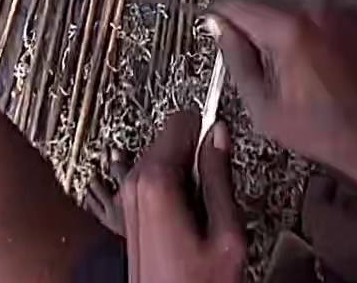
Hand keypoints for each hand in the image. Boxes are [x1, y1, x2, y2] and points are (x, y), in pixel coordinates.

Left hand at [121, 110, 245, 282]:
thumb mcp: (226, 237)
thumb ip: (220, 177)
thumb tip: (219, 132)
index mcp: (156, 181)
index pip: (183, 119)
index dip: (207, 132)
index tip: (222, 156)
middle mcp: (137, 181)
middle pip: (174, 136)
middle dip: (198, 156)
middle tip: (216, 197)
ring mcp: (130, 195)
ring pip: (168, 156)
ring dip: (189, 175)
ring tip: (203, 217)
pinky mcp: (131, 209)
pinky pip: (160, 178)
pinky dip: (177, 190)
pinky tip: (189, 225)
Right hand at [208, 0, 356, 189]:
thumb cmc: (321, 129)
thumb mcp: (265, 108)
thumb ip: (237, 60)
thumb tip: (217, 26)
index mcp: (288, 29)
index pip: (237, 2)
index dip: (221, 14)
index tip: (217, 25)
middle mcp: (312, 7)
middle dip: (253, 21)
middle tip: (258, 54)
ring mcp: (335, 6)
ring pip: (288, 1)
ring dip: (279, 19)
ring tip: (288, 57)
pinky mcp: (352, 12)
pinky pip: (314, 6)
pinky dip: (306, 21)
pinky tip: (312, 53)